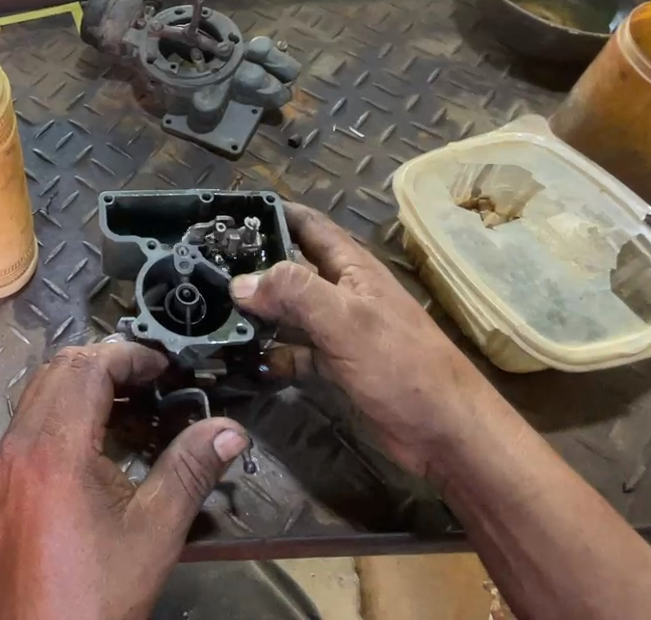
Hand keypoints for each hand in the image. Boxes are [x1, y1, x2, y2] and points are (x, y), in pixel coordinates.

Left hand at [0, 341, 247, 619]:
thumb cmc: (98, 591)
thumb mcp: (154, 530)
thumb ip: (189, 470)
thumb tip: (229, 430)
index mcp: (56, 447)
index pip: (88, 368)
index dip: (128, 356)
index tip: (163, 366)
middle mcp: (24, 440)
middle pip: (62, 366)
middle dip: (108, 360)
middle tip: (152, 377)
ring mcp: (10, 456)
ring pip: (44, 385)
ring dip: (85, 378)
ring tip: (133, 397)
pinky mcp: (8, 472)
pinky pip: (34, 412)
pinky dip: (67, 401)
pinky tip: (103, 428)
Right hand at [230, 203, 494, 479]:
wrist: (448, 437)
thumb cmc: (403, 366)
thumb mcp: (346, 319)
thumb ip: (293, 292)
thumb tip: (239, 283)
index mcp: (351, 267)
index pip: (305, 224)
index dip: (270, 212)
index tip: (225, 213)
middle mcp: (341, 291)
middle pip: (289, 268)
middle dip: (251, 265)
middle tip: (202, 267)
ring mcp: (337, 330)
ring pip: (286, 310)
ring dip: (255, 312)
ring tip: (210, 312)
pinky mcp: (334, 365)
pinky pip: (292, 351)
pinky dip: (269, 353)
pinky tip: (242, 359)